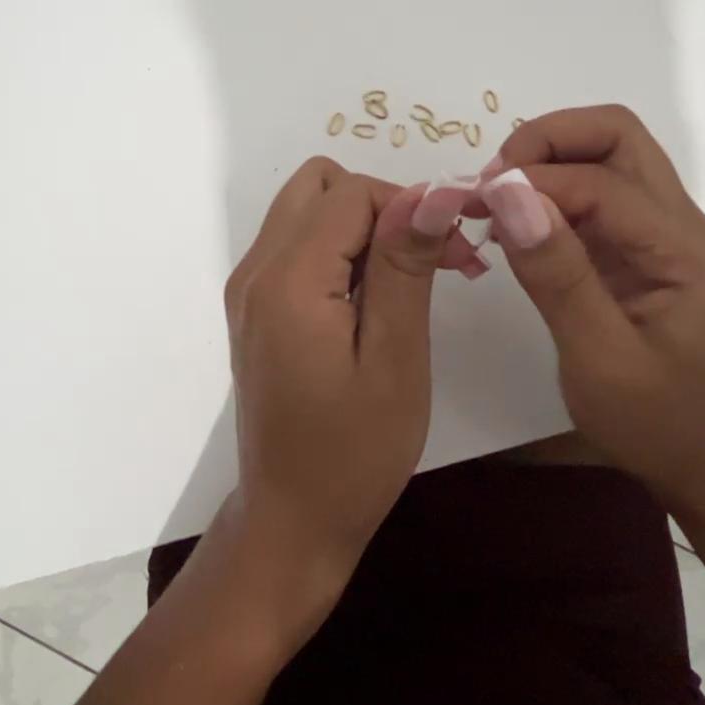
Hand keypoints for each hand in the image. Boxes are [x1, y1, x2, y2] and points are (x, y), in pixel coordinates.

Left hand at [223, 158, 483, 567]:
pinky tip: (374, 299)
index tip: (456, 251)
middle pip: (320, 185)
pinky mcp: (254, 308)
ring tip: (408, 282)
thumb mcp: (395, 359)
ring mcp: (247, 289)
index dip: (411, 205)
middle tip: (431, 259)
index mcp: (288, 281)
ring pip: (306, 209)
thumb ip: (406, 266)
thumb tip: (433, 190)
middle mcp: (255, 271)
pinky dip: (340, 249)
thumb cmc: (354, 453)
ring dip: (363, 226)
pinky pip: (296, 245)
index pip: (352, 193)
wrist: (292, 519)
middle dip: (384, 206)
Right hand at [472, 105, 704, 505]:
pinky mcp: (642, 242)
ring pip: (606, 155)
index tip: (473, 200)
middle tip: (490, 182)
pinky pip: (594, 190)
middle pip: (618, 138)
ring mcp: (667, 230)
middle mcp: (688, 225)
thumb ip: (558, 277)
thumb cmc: (649, 421)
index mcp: (691, 253)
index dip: (534, 182)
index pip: (604, 184)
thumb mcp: (599, 361)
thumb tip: (508, 196)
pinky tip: (513, 222)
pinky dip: (548, 191)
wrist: (690, 456)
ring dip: (545, 161)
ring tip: (493, 200)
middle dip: (546, 142)